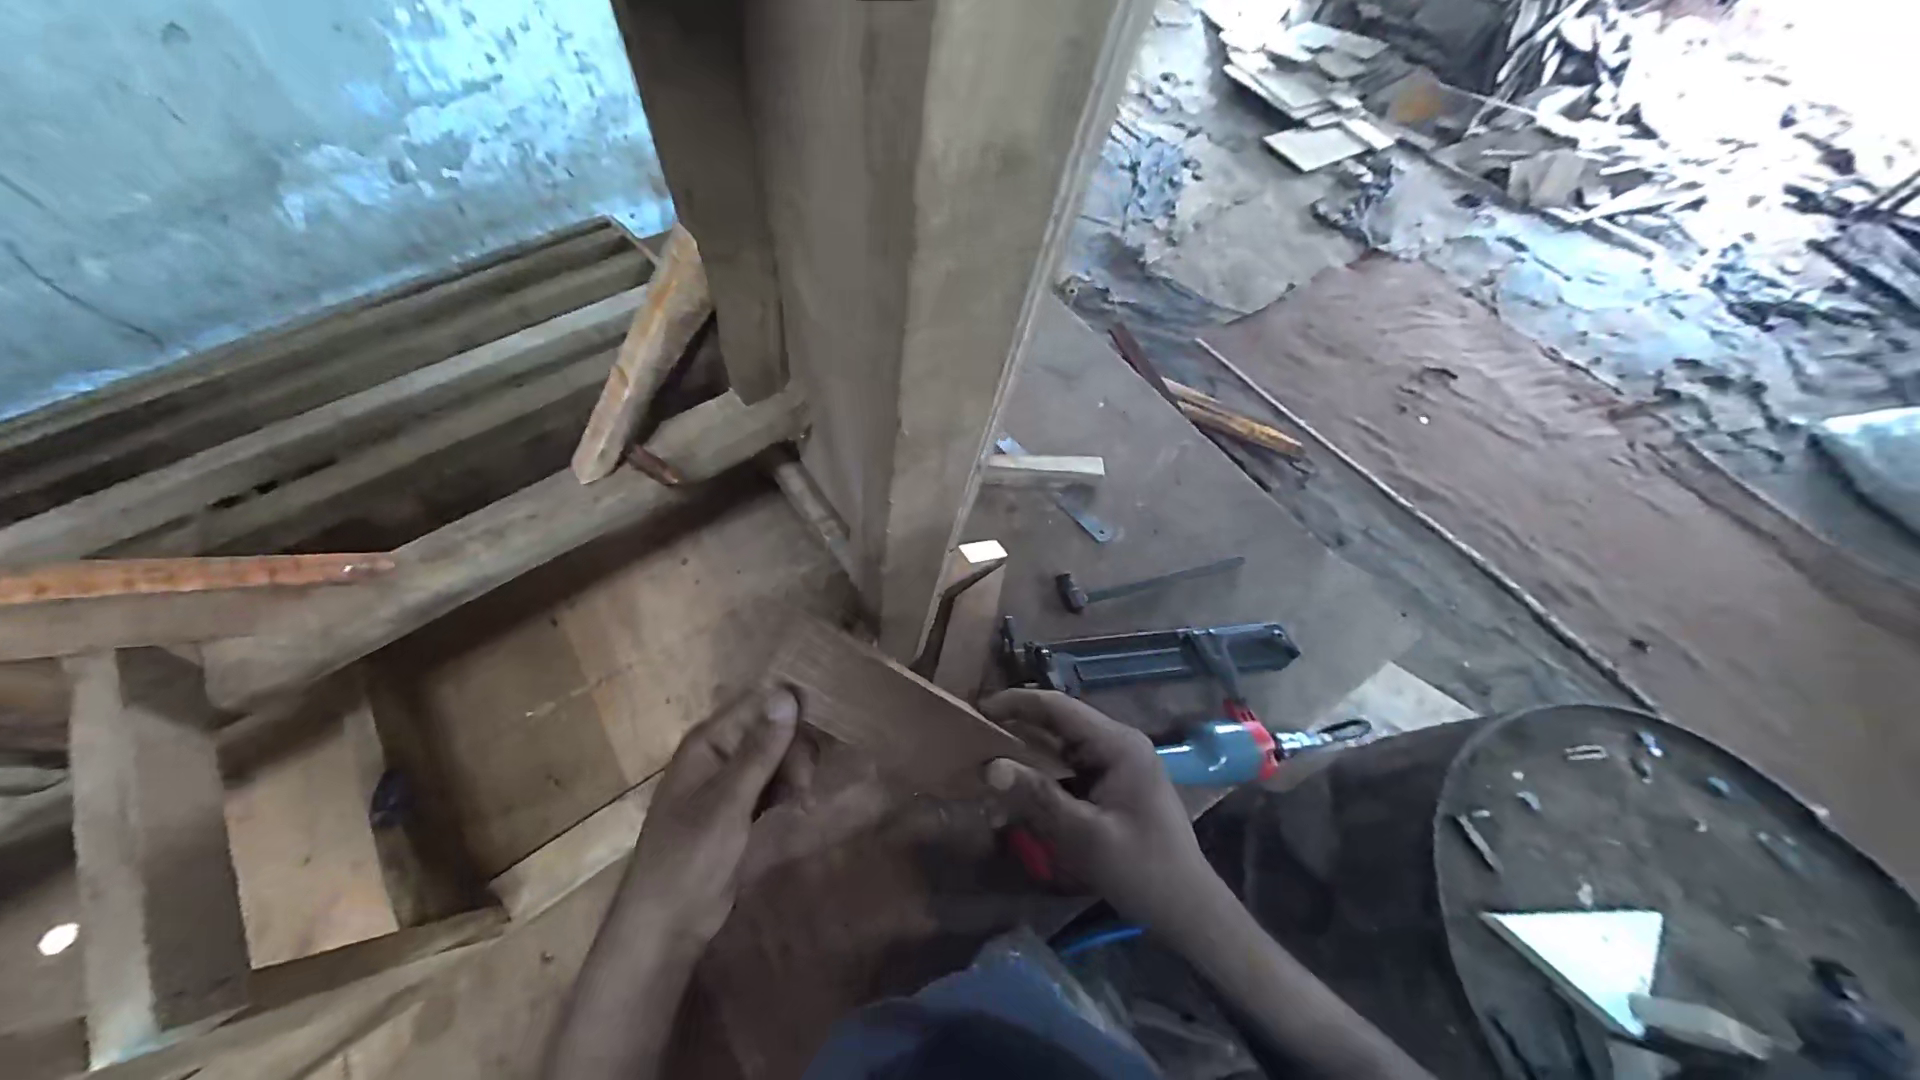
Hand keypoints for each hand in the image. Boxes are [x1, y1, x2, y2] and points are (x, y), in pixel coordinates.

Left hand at [621, 688, 798, 944]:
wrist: (666, 924)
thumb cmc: (689, 858)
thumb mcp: (728, 803)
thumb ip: (760, 750)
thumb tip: (787, 694)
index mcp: (708, 741)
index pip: (758, 702)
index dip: (791, 708)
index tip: (823, 728)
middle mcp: (719, 751)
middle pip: (772, 727)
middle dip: (796, 749)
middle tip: (806, 782)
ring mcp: (729, 779)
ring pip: (777, 754)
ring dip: (796, 771)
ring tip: (803, 800)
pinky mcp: (740, 804)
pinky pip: (773, 779)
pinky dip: (788, 788)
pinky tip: (799, 807)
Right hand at [981, 689, 1225, 932]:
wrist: (1187, 908)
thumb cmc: (1141, 869)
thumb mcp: (1085, 835)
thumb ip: (1038, 796)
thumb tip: (990, 767)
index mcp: (1117, 744)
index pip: (1058, 707)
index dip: (1016, 703)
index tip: (977, 709)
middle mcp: (1117, 743)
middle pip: (1057, 723)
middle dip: (1015, 729)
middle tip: (973, 739)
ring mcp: (1115, 762)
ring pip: (1059, 746)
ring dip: (1026, 755)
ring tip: (987, 764)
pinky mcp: (1111, 782)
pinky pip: (1068, 768)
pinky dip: (1042, 777)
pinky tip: (1017, 793)